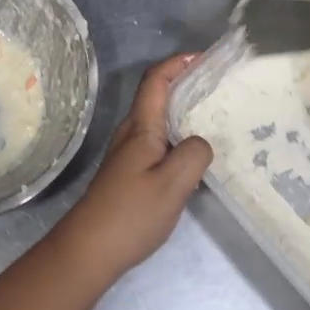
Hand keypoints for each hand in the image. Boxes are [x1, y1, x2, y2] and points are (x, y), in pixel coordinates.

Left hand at [51, 54, 212, 282]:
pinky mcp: (130, 172)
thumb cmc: (130, 214)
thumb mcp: (172, 184)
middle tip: (221, 86)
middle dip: (186, 83)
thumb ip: (193, 154)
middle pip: (157, 95)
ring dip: (184, 110)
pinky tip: (196, 152)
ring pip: (159, 119)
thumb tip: (200, 141)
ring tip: (216, 115)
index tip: (206, 58)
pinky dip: (179, 134)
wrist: (88, 251)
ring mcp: (129, 153)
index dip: (179, 63)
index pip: (156, 80)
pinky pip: (158, 140)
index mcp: (141, 127)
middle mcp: (132, 133)